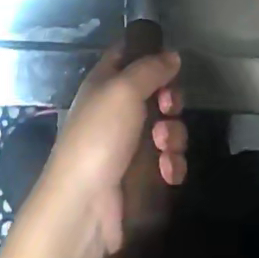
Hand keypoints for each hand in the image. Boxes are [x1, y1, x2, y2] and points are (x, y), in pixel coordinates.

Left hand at [2, 42, 186, 257]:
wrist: (85, 203)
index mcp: (106, 82)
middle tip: (168, 108)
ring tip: (162, 147)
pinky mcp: (144, 176)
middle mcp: (118, 108)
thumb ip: (150, 69)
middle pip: (157, 92)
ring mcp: (131, 144)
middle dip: (171, 100)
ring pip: (167, 128)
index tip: (171, 63)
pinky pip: (170, 161)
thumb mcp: (123, 89)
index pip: (129, 55)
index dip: (151, 54)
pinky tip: (166, 172)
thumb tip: (172, 55)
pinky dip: (173, 165)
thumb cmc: (100, 134)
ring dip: (173, 136)